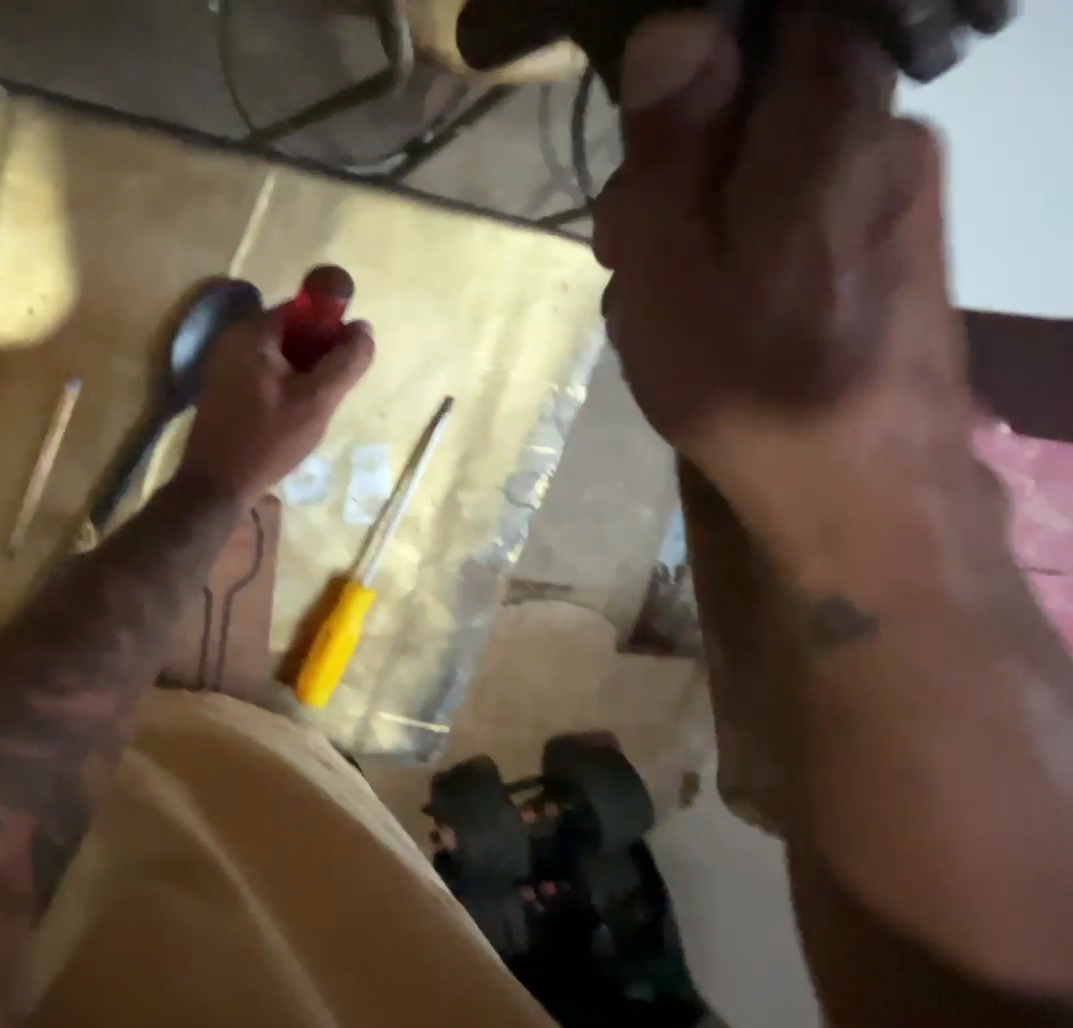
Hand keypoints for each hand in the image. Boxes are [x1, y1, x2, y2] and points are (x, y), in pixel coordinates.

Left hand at [179, 306, 373, 504]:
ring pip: (278, 357)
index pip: (303, 309)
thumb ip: (346, 360)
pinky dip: (280, 389)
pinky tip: (285, 420)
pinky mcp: (221, 389)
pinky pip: (262, 375)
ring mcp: (222, 365)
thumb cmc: (266, 441)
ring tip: (305, 412)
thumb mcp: (317, 401)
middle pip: (291, 332)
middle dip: (315, 357)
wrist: (215, 486)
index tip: (340, 365)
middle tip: (325, 394)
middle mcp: (232, 340)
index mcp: (252, 333)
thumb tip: (362, 328)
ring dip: (300, 377)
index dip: (329, 331)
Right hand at [595, 9, 979, 546]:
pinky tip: (715, 310)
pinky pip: (801, 205)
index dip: (692, 70)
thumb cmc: (740, 369)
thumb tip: (673, 22)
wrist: (853, 480)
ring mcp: (899, 185)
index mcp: (824, 118)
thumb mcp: (667, 257)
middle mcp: (884, 127)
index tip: (643, 146)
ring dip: (702, 212)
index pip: (770, 19)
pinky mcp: (897, 236)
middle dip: (680, 161)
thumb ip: (671, 141)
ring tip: (665, 298)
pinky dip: (744, 241)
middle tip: (629, 253)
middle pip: (761, 98)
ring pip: (771, 160)